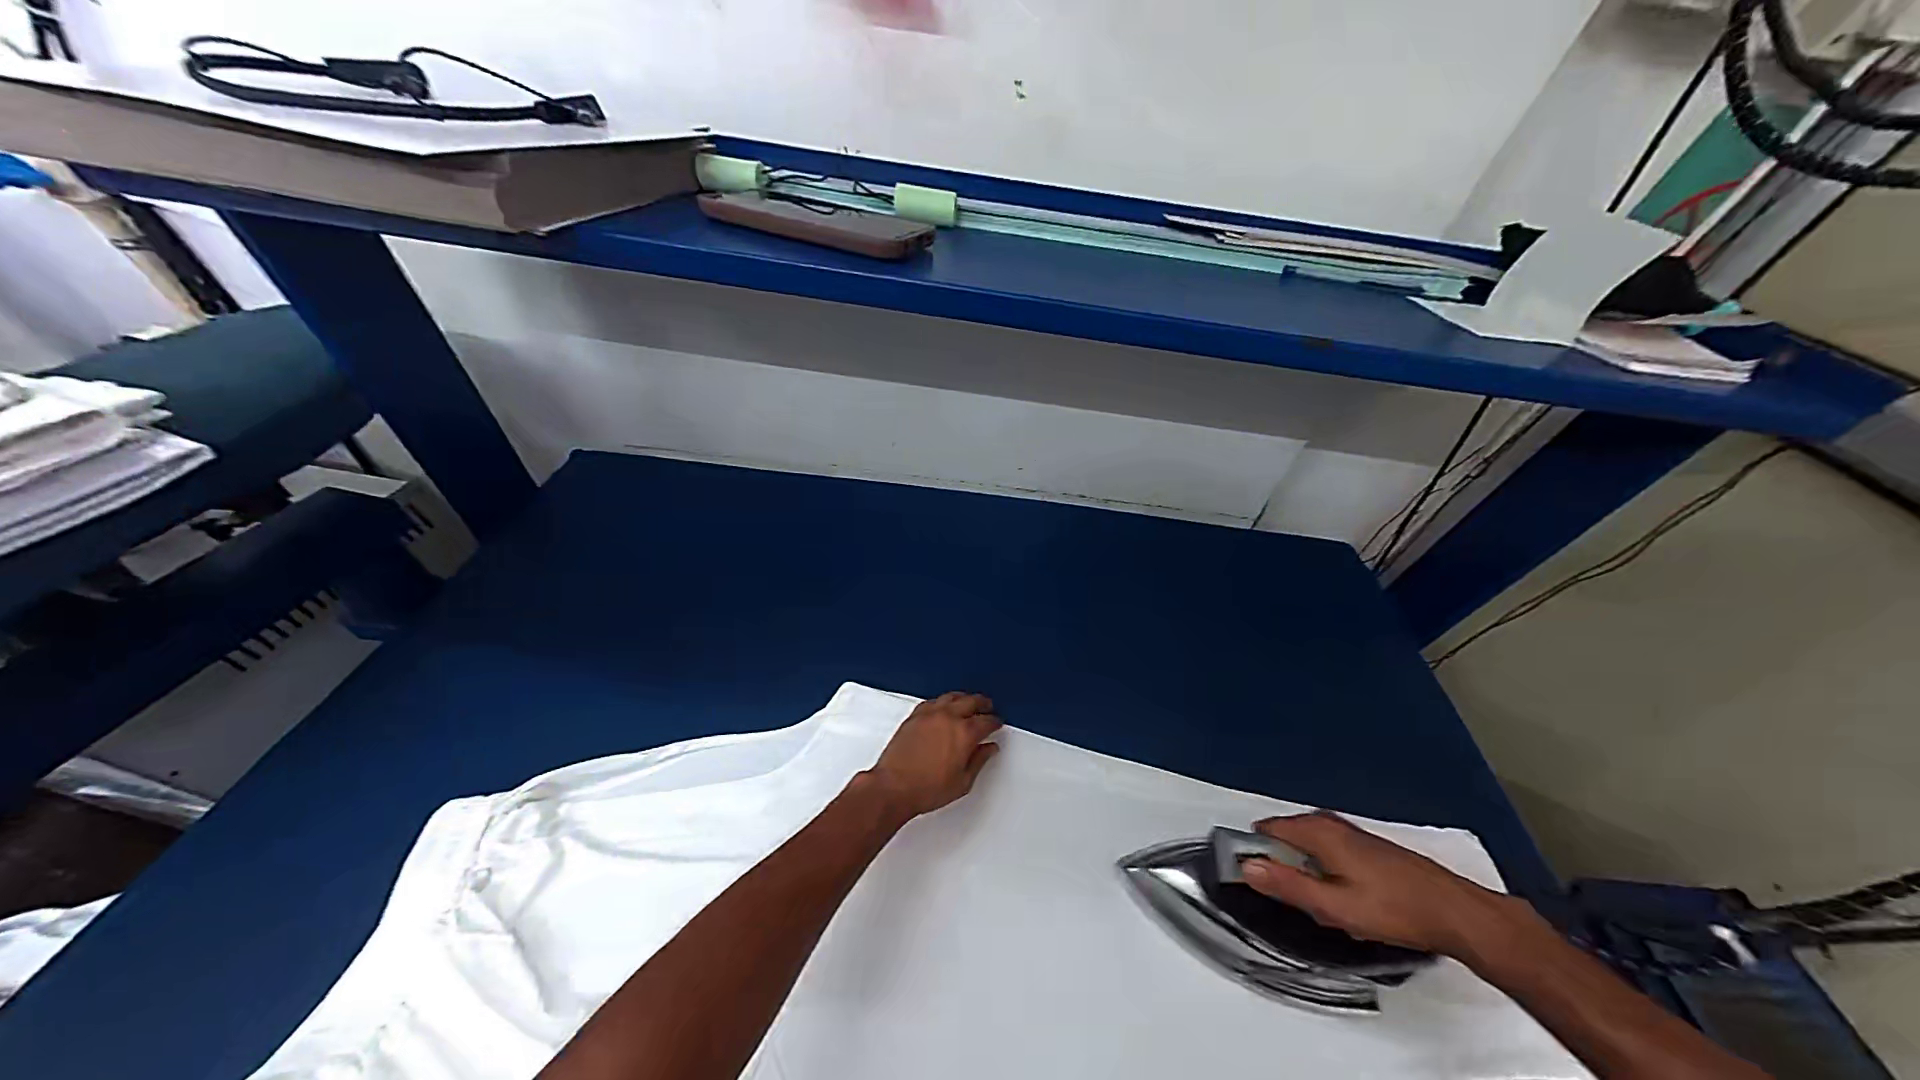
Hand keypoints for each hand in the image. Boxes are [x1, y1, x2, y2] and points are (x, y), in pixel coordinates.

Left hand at [859, 692, 1002, 820]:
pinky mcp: (914, 716)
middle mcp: (948, 718)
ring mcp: (929, 715)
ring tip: (969, 701)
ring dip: (964, 698)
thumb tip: (988, 749)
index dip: (994, 722)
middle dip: (983, 704)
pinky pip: (933, 701)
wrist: (893, 788)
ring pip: (952, 696)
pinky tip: (944, 705)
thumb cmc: (924, 788)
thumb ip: (979, 760)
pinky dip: (943, 700)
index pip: (986, 721)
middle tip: (988, 708)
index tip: (996, 723)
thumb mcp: (963, 781)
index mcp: (964, 733)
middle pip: (972, 702)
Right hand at [1239, 811, 1513, 956]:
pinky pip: (1330, 853)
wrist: (1457, 914)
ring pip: (1310, 847)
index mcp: (1319, 832)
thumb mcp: (1334, 906)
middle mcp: (1332, 824)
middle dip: (1286, 865)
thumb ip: (1287, 885)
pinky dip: (1327, 873)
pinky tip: (1348, 900)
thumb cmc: (1393, 910)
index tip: (1260, 879)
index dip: (1256, 850)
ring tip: (1328, 906)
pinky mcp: (1369, 848)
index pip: (1268, 828)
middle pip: (1288, 836)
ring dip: (1308, 873)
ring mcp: (1353, 834)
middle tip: (1301, 901)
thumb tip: (1247, 866)